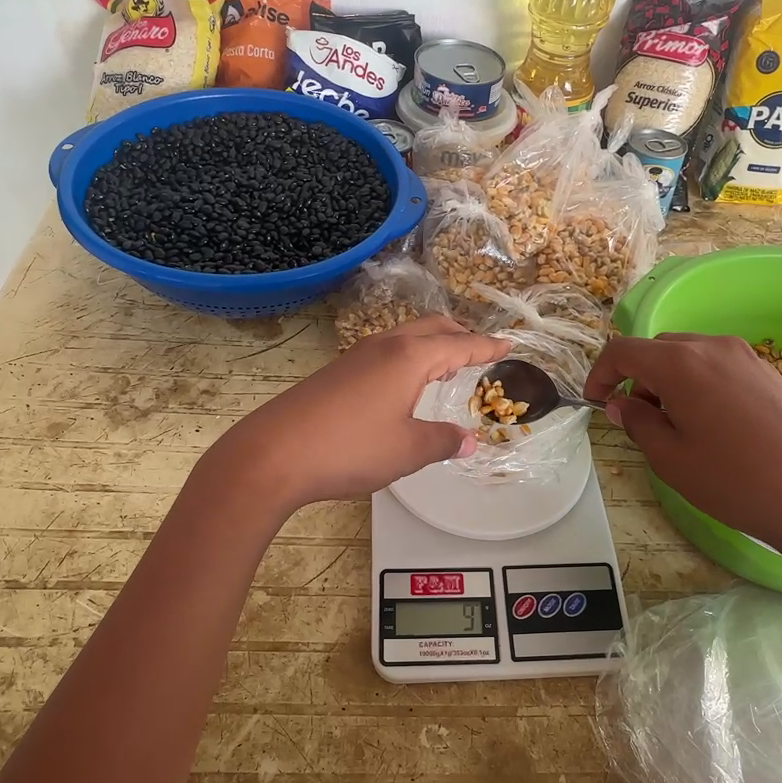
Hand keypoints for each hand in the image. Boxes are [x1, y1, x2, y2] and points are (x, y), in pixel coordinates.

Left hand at [206, 316, 510, 509]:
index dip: (486, 346)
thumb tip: (468, 440)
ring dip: (430, 346)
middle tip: (478, 349)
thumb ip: (442, 441)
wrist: (273, 454)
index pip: (459, 345)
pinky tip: (402, 385)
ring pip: (404, 338)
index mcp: (409, 358)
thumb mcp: (407, 451)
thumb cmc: (349, 448)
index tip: (508, 343)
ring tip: (445, 366)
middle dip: (459, 335)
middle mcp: (383, 346)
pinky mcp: (335, 373)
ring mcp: (355, 357)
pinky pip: (383, 353)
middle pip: (430, 328)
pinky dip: (406, 358)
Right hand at [584, 333, 781, 560]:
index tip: (595, 403)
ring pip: (690, 357)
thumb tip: (622, 403)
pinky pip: (719, 368)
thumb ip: (638, 423)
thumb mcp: (670, 459)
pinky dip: (700, 386)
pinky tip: (714, 428)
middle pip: (657, 349)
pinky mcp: (771, 374)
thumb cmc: (736, 480)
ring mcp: (747, 358)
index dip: (600, 374)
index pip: (623, 350)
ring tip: (677, 428)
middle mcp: (712, 348)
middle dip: (637, 378)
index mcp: (679, 363)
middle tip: (638, 421)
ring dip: (669, 382)